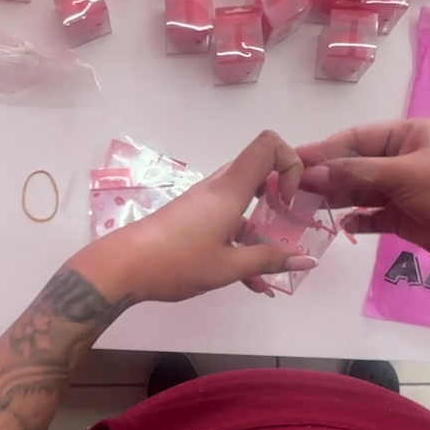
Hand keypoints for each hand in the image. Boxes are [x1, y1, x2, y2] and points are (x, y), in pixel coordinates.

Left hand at [71, 130, 317, 302]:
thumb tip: (306, 260)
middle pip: (258, 173)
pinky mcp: (191, 221)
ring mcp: (203, 205)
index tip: (289, 202)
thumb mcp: (228, 267)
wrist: (122, 267)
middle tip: (290, 227)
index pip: (268, 146)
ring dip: (263, 231)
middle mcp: (218, 190)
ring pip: (243, 206)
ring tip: (274, 268)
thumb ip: (268, 261)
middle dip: (280, 198)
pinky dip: (242, 244)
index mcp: (230, 191)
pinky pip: (227, 224)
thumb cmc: (177, 262)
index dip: (290, 164)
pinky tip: (253, 283)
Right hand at [296, 119, 429, 268]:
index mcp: (407, 135)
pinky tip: (340, 224)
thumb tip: (314, 172)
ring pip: (360, 192)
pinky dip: (356, 221)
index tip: (294, 160)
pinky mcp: (403, 218)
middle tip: (293, 187)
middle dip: (326, 176)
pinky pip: (371, 217)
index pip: (356, 139)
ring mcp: (402, 189)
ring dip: (336, 199)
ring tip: (306, 206)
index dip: (325, 150)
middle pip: (355, 166)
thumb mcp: (405, 172)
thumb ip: (357, 173)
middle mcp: (402, 159)